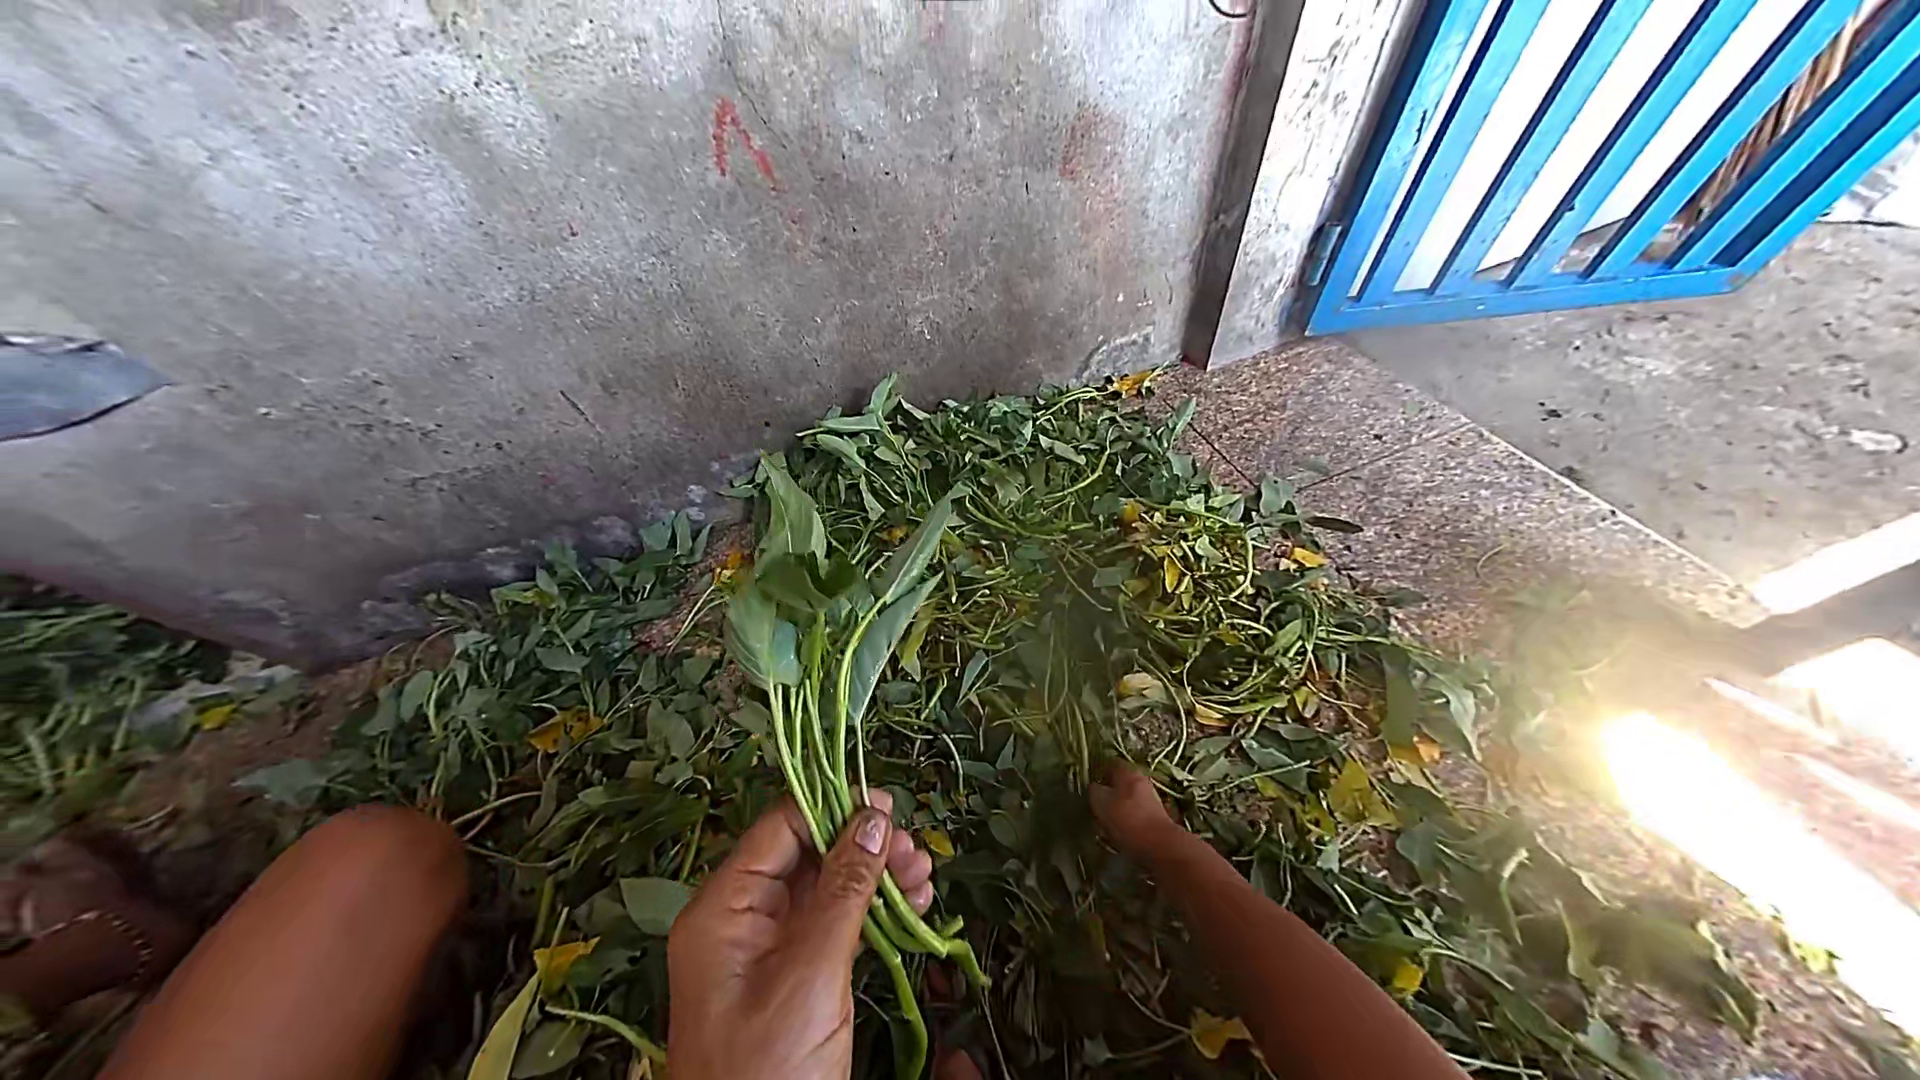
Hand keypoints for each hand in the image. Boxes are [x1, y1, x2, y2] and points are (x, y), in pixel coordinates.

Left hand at [667, 791, 934, 1079]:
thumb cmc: (770, 1069)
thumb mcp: (810, 973)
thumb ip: (843, 889)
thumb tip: (874, 818)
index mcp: (725, 907)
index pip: (780, 827)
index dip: (832, 806)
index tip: (886, 805)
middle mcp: (746, 916)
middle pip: (811, 852)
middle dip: (866, 845)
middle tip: (913, 852)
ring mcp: (773, 944)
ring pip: (832, 884)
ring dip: (880, 875)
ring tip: (923, 878)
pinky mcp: (799, 969)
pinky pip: (839, 919)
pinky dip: (876, 908)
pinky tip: (912, 905)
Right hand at [1089, 762, 1183, 861]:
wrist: (1159, 846)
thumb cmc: (1126, 819)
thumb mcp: (1099, 802)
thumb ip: (1094, 790)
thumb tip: (1094, 788)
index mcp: (1128, 771)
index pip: (1110, 764)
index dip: (1099, 773)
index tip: (1090, 785)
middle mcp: (1143, 780)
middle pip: (1122, 781)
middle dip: (1109, 791)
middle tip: (1097, 804)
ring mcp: (1153, 799)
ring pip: (1130, 798)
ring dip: (1119, 807)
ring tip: (1107, 822)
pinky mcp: (1158, 817)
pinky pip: (1138, 814)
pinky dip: (1129, 820)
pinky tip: (1121, 833)